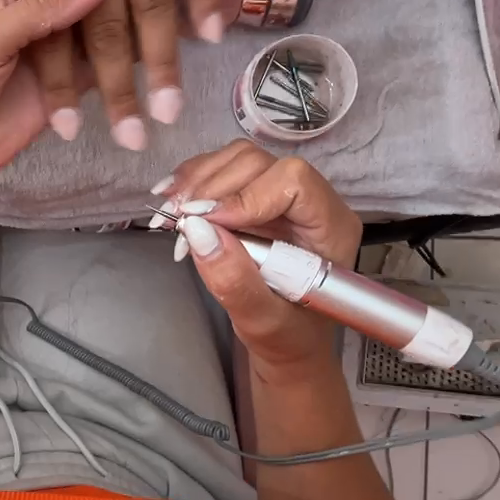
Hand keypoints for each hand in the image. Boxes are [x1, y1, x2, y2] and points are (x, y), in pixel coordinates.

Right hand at [159, 142, 362, 378]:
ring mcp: (279, 194)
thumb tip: (196, 229)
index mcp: (329, 227)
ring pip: (237, 159)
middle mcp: (310, 201)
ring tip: (169, 212)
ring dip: (196, 180)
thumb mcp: (261, 320)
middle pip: (259, 164)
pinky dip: (192, 180)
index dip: (243, 195)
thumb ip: (234, 279)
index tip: (203, 222)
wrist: (285, 340)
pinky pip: (223, 169)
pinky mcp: (253, 195)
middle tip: (175, 219)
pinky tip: (171, 201)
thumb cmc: (284, 335)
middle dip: (211, 188)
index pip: (292, 182)